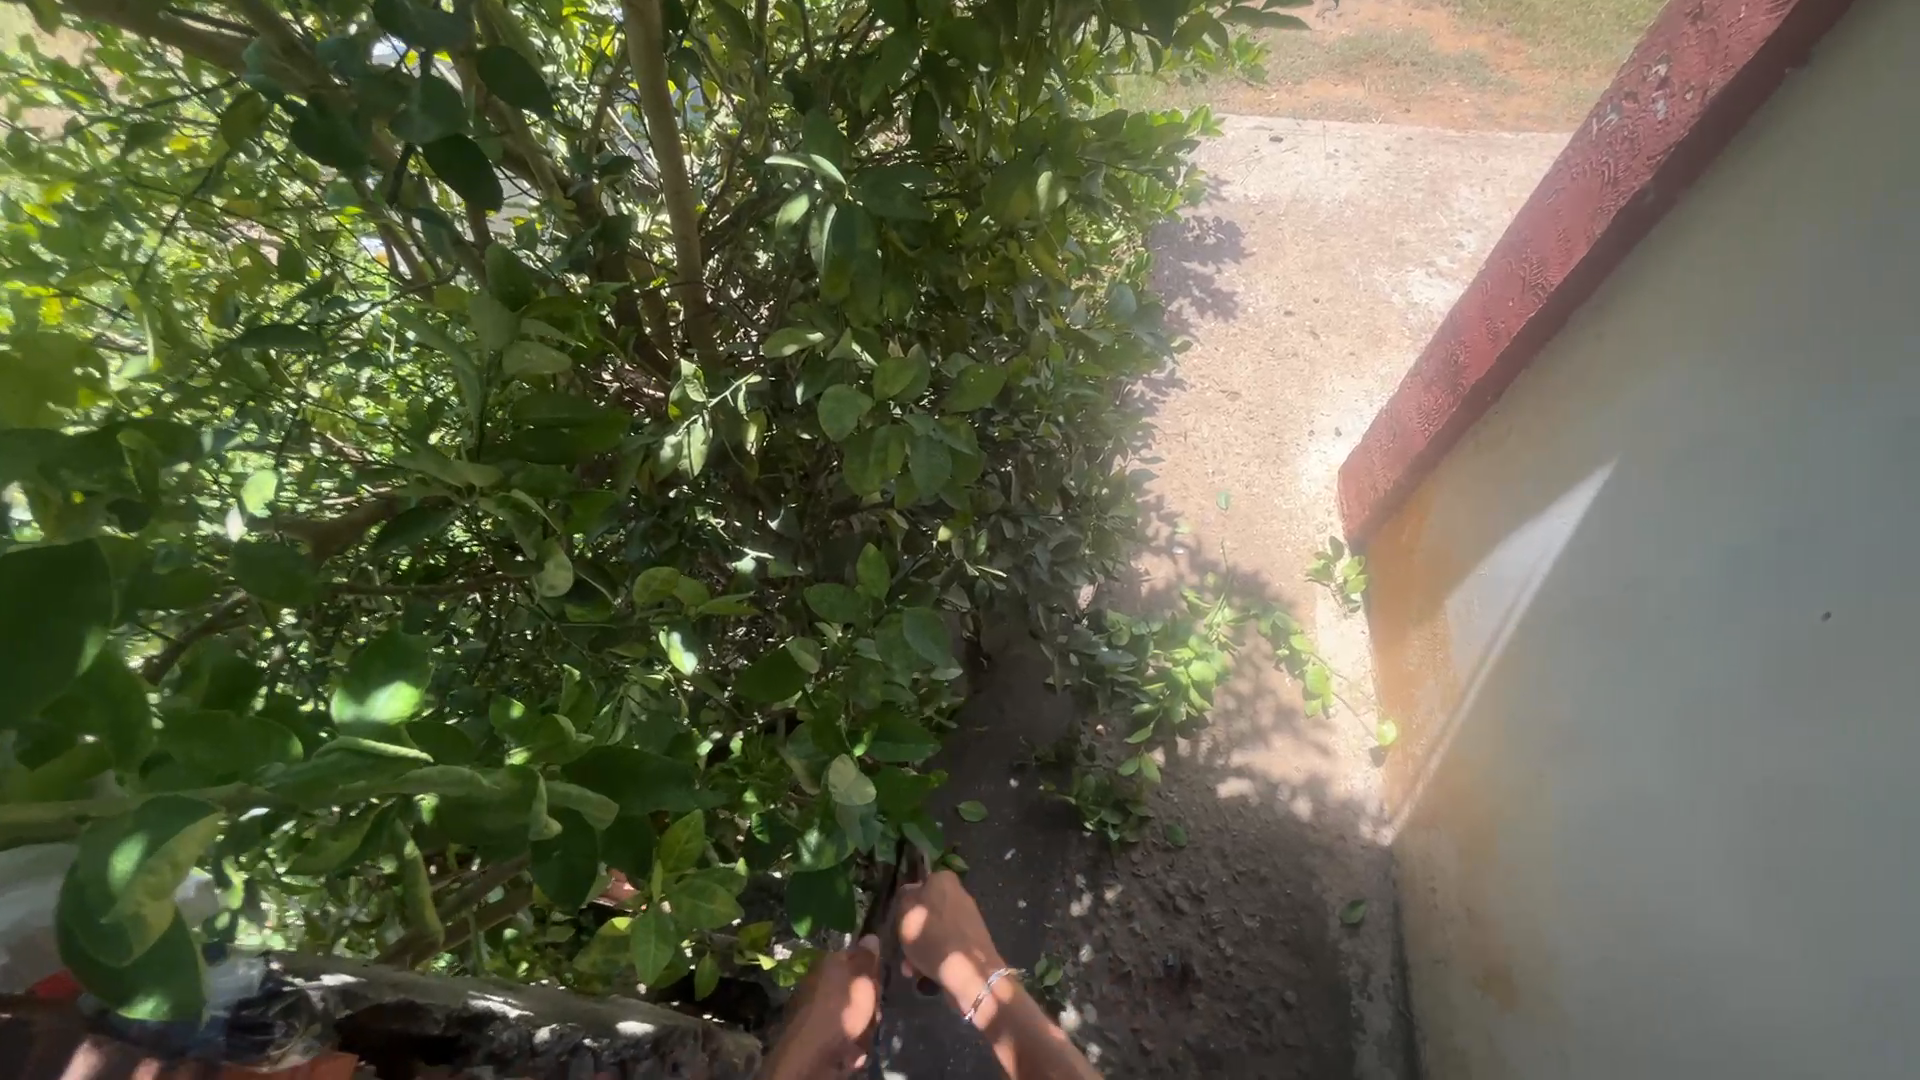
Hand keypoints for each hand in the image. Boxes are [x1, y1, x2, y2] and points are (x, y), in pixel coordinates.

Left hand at [760, 936, 880, 1078]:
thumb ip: (867, 958)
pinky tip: (853, 1052)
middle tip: (873, 1014)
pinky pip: (843, 1036)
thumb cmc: (840, 1010)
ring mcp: (818, 1011)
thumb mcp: (860, 978)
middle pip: (856, 988)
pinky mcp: (817, 1036)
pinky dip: (850, 1045)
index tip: (878, 985)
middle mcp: (821, 983)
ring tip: (863, 1037)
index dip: (872, 972)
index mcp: (829, 963)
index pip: (857, 958)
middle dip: (869, 1003)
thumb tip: (870, 936)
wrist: (809, 1056)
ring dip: (863, 1027)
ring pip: (852, 1014)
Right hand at [894, 870, 1004, 1015]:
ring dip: (919, 950)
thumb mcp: (906, 910)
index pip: (917, 886)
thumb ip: (904, 896)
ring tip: (910, 970)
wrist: (968, 971)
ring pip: (933, 932)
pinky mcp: (972, 942)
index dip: (905, 905)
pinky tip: (923, 975)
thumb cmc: (932, 936)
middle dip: (912, 933)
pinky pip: (945, 947)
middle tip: (901, 950)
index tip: (897, 923)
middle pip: (925, 912)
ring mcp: (967, 919)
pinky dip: (934, 959)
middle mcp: (958, 893)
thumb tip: (910, 893)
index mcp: (943, 879)